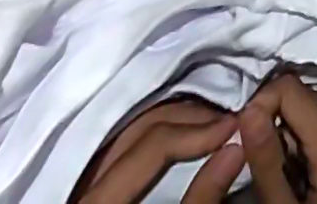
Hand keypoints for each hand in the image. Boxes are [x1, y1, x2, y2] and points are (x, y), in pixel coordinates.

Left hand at [70, 99, 246, 203]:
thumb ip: (202, 200)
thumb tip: (235, 147)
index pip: (150, 145)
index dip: (196, 130)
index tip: (234, 125)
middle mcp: (81, 192)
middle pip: (138, 129)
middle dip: (189, 120)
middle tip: (229, 123)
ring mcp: (82, 193)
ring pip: (129, 133)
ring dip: (175, 125)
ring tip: (213, 129)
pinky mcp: (92, 199)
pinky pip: (123, 151)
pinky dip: (158, 142)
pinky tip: (186, 144)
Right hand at [240, 75, 316, 203]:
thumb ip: (266, 161)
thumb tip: (247, 110)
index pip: (290, 88)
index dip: (260, 103)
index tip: (239, 132)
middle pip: (296, 92)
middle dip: (265, 110)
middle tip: (243, 144)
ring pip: (300, 102)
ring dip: (274, 120)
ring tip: (257, 153)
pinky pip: (307, 117)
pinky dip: (286, 130)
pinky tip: (276, 156)